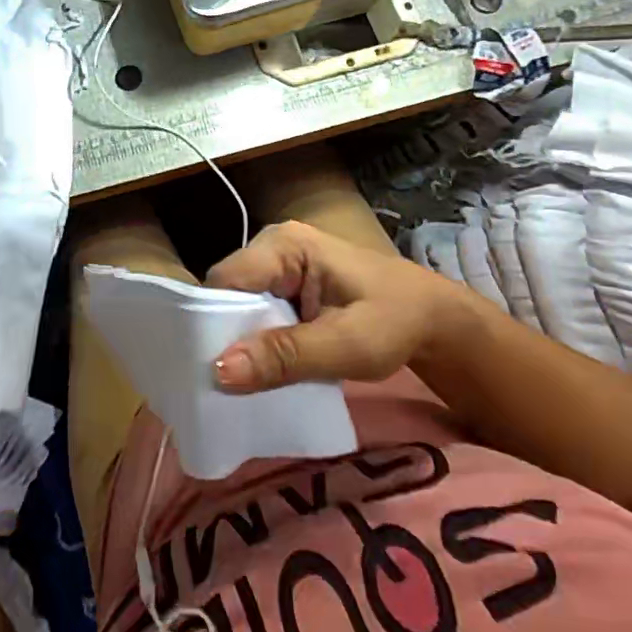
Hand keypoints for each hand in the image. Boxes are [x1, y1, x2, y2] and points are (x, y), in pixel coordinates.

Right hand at [205, 220, 479, 392]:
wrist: (432, 320)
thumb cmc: (396, 323)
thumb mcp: (347, 345)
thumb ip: (286, 355)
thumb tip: (219, 371)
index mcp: (285, 245)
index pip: (225, 281)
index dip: (208, 324)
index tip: (199, 371)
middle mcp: (273, 246)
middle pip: (226, 293)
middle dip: (220, 337)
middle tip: (214, 386)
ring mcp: (278, 265)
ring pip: (237, 305)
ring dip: (236, 343)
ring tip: (229, 384)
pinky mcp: (285, 285)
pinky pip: (254, 312)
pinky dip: (254, 342)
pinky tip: (255, 370)